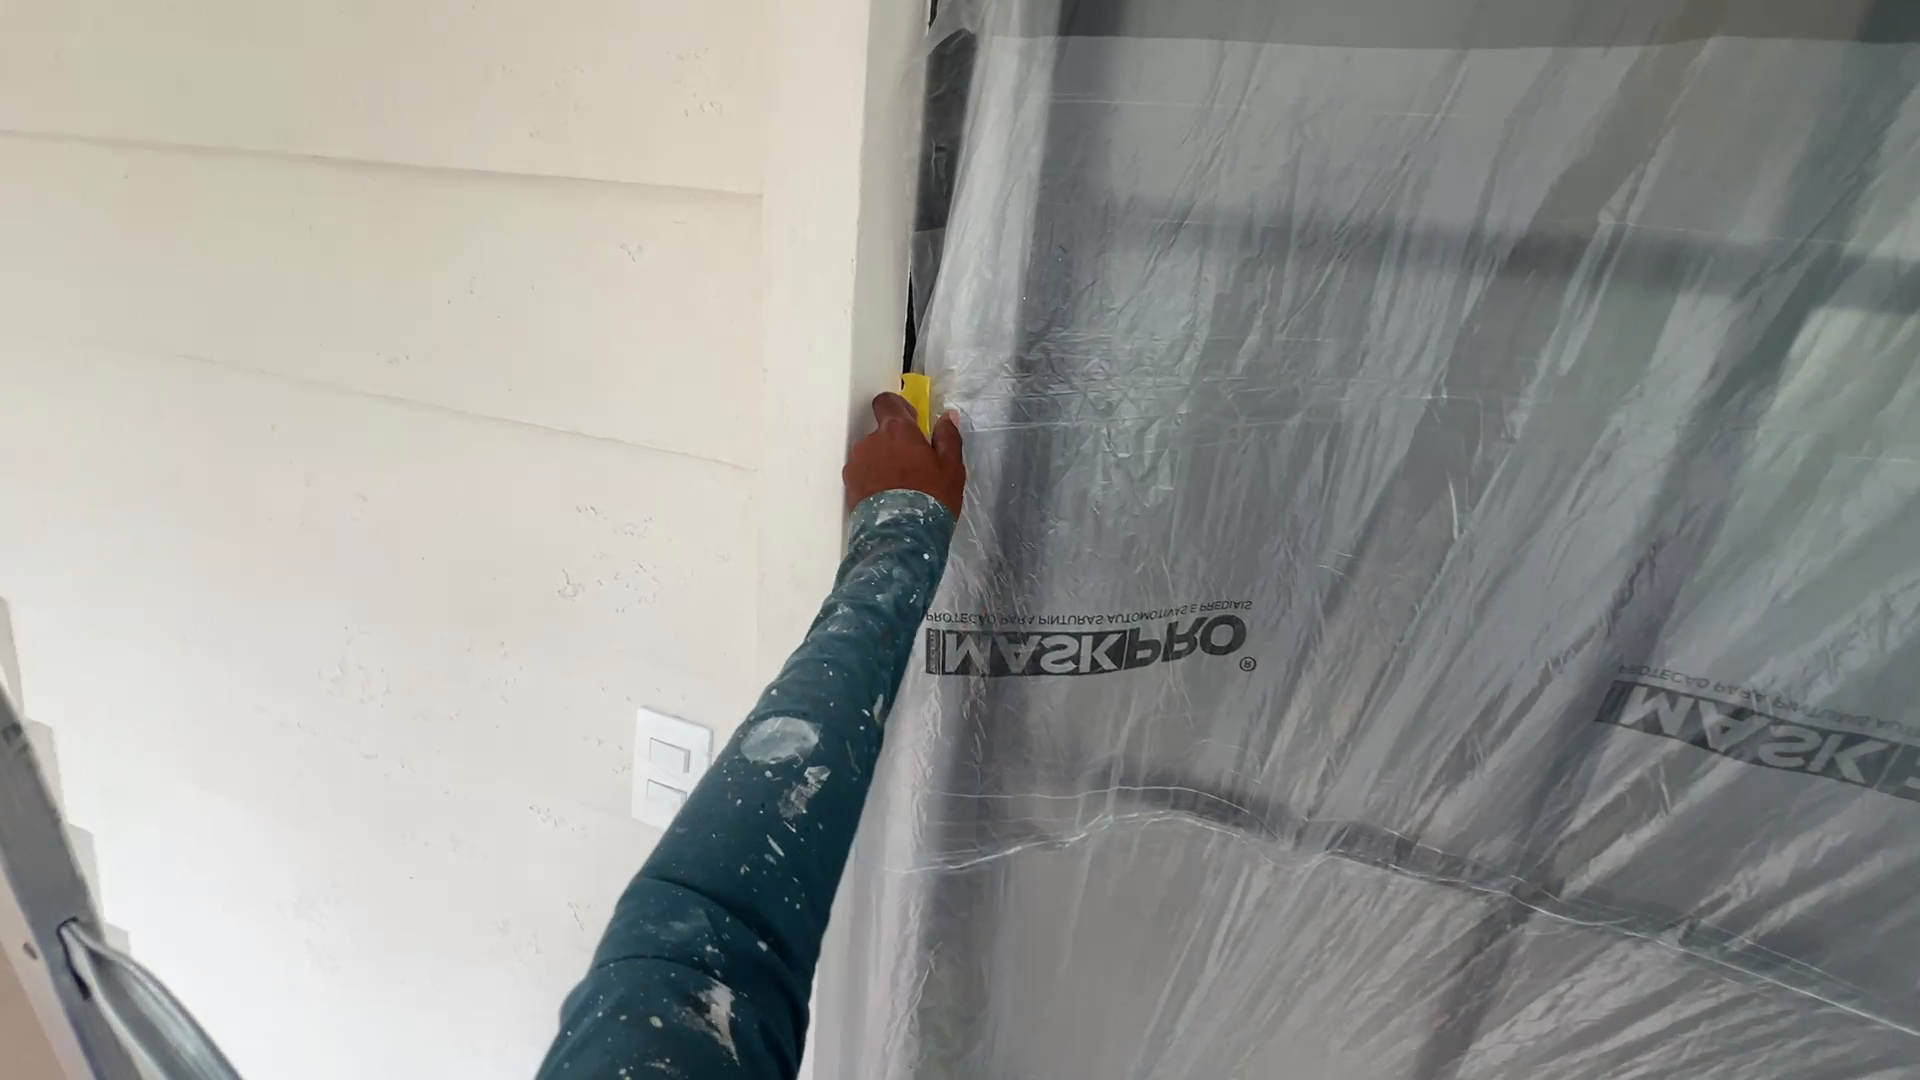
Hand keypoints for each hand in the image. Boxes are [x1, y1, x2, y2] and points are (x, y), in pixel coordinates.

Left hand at [844, 392, 965, 518]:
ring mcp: (856, 463)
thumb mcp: (951, 468)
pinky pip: (863, 473)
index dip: (898, 408)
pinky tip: (888, 497)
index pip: (886, 401)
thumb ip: (948, 437)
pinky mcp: (849, 484)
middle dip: (895, 443)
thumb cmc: (931, 498)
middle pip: (881, 432)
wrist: (901, 537)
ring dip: (883, 462)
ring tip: (900, 486)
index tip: (912, 422)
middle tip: (913, 466)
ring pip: (871, 453)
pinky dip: (873, 479)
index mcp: (897, 430)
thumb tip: (947, 416)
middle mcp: (870, 441)